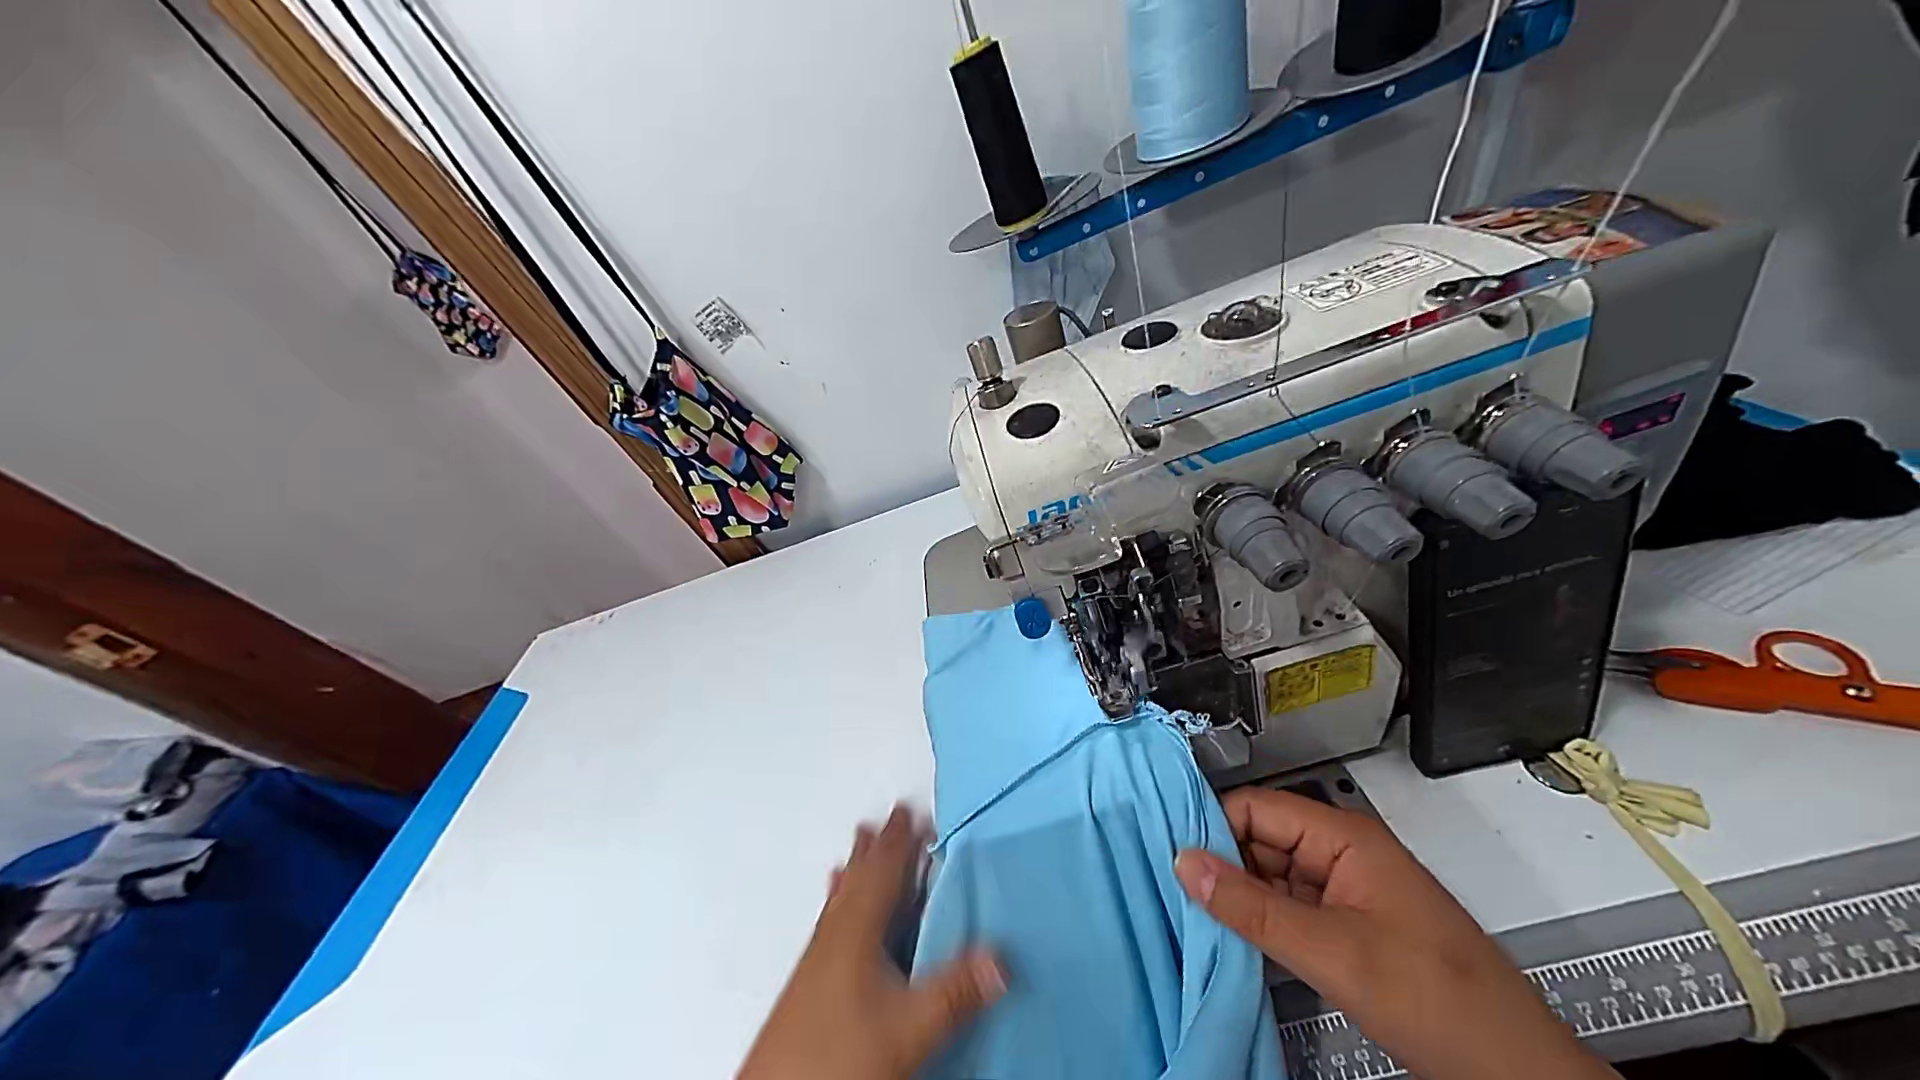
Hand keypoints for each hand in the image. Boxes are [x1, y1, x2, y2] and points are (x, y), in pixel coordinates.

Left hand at [738, 806, 1005, 1079]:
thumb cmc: (837, 1052)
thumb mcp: (910, 1023)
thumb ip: (956, 987)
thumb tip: (998, 957)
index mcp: (858, 928)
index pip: (884, 869)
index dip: (900, 839)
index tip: (912, 812)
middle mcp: (837, 932)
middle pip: (860, 874)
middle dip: (879, 844)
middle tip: (892, 817)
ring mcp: (821, 954)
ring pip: (845, 894)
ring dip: (859, 866)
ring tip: (862, 844)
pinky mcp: (813, 977)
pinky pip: (835, 918)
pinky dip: (843, 897)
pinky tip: (838, 906)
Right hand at [1174, 789, 1618, 1079]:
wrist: (1511, 1073)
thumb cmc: (1440, 1001)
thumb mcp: (1331, 950)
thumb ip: (1250, 905)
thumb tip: (1185, 863)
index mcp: (1344, 836)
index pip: (1256, 808)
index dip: (1213, 825)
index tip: (1174, 854)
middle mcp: (1340, 852)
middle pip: (1259, 838)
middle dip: (1220, 862)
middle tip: (1178, 891)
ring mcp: (1342, 889)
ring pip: (1269, 873)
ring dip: (1237, 893)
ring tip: (1197, 914)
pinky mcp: (1344, 923)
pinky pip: (1285, 905)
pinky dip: (1259, 917)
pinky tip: (1233, 934)